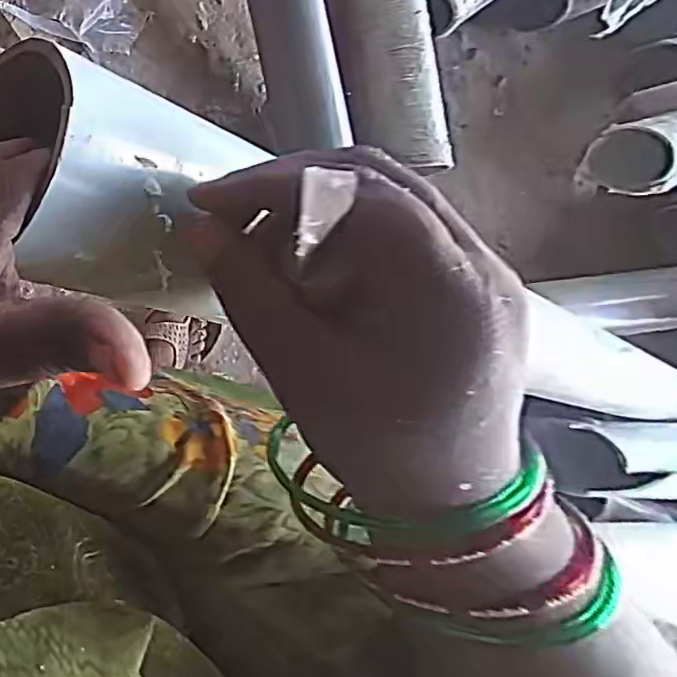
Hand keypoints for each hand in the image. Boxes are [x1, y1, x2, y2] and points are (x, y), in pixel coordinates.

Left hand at [0, 140, 150, 391]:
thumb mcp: (8, 346)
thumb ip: (73, 340)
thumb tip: (141, 367)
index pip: (67, 160)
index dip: (99, 184)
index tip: (123, 216)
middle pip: (45, 154)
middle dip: (75, 184)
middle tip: (100, 228)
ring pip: (19, 155)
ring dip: (45, 184)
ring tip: (67, 227)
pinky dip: (16, 182)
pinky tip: (25, 221)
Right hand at [180, 147, 528, 514]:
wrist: (453, 500)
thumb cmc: (374, 441)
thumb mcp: (295, 366)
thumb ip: (245, 287)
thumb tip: (199, 228)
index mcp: (447, 286)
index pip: (358, 190)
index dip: (274, 183)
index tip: (209, 201)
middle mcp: (476, 258)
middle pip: (372, 176)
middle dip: (286, 185)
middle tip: (228, 212)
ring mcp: (477, 262)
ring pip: (381, 190)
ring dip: (309, 201)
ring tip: (261, 239)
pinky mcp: (462, 272)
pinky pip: (392, 218)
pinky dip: (334, 222)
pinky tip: (302, 255)